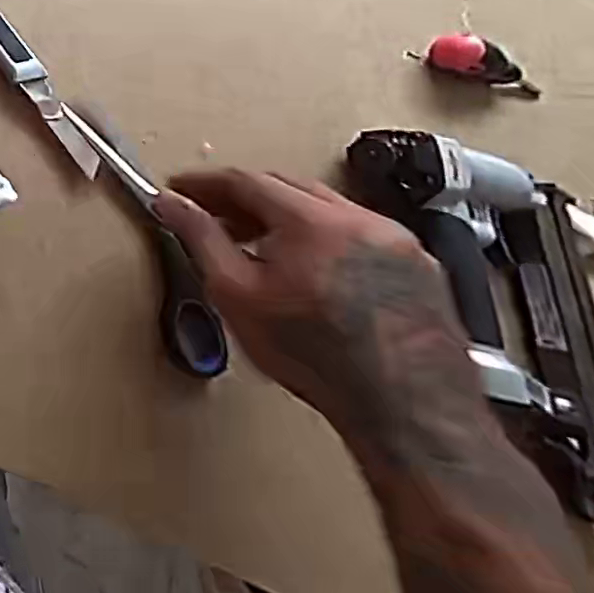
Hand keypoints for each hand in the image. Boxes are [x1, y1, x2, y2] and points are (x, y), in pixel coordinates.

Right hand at [154, 169, 477, 431]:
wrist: (407, 413)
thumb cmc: (325, 360)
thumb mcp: (234, 291)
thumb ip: (199, 236)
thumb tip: (173, 205)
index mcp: (314, 221)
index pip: (245, 179)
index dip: (203, 182)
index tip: (182, 188)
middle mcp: (362, 223)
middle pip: (285, 185)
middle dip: (240, 195)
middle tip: (208, 210)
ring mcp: (398, 244)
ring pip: (322, 205)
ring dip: (279, 213)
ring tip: (249, 240)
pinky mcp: (420, 268)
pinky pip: (354, 230)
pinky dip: (317, 233)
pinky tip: (297, 261)